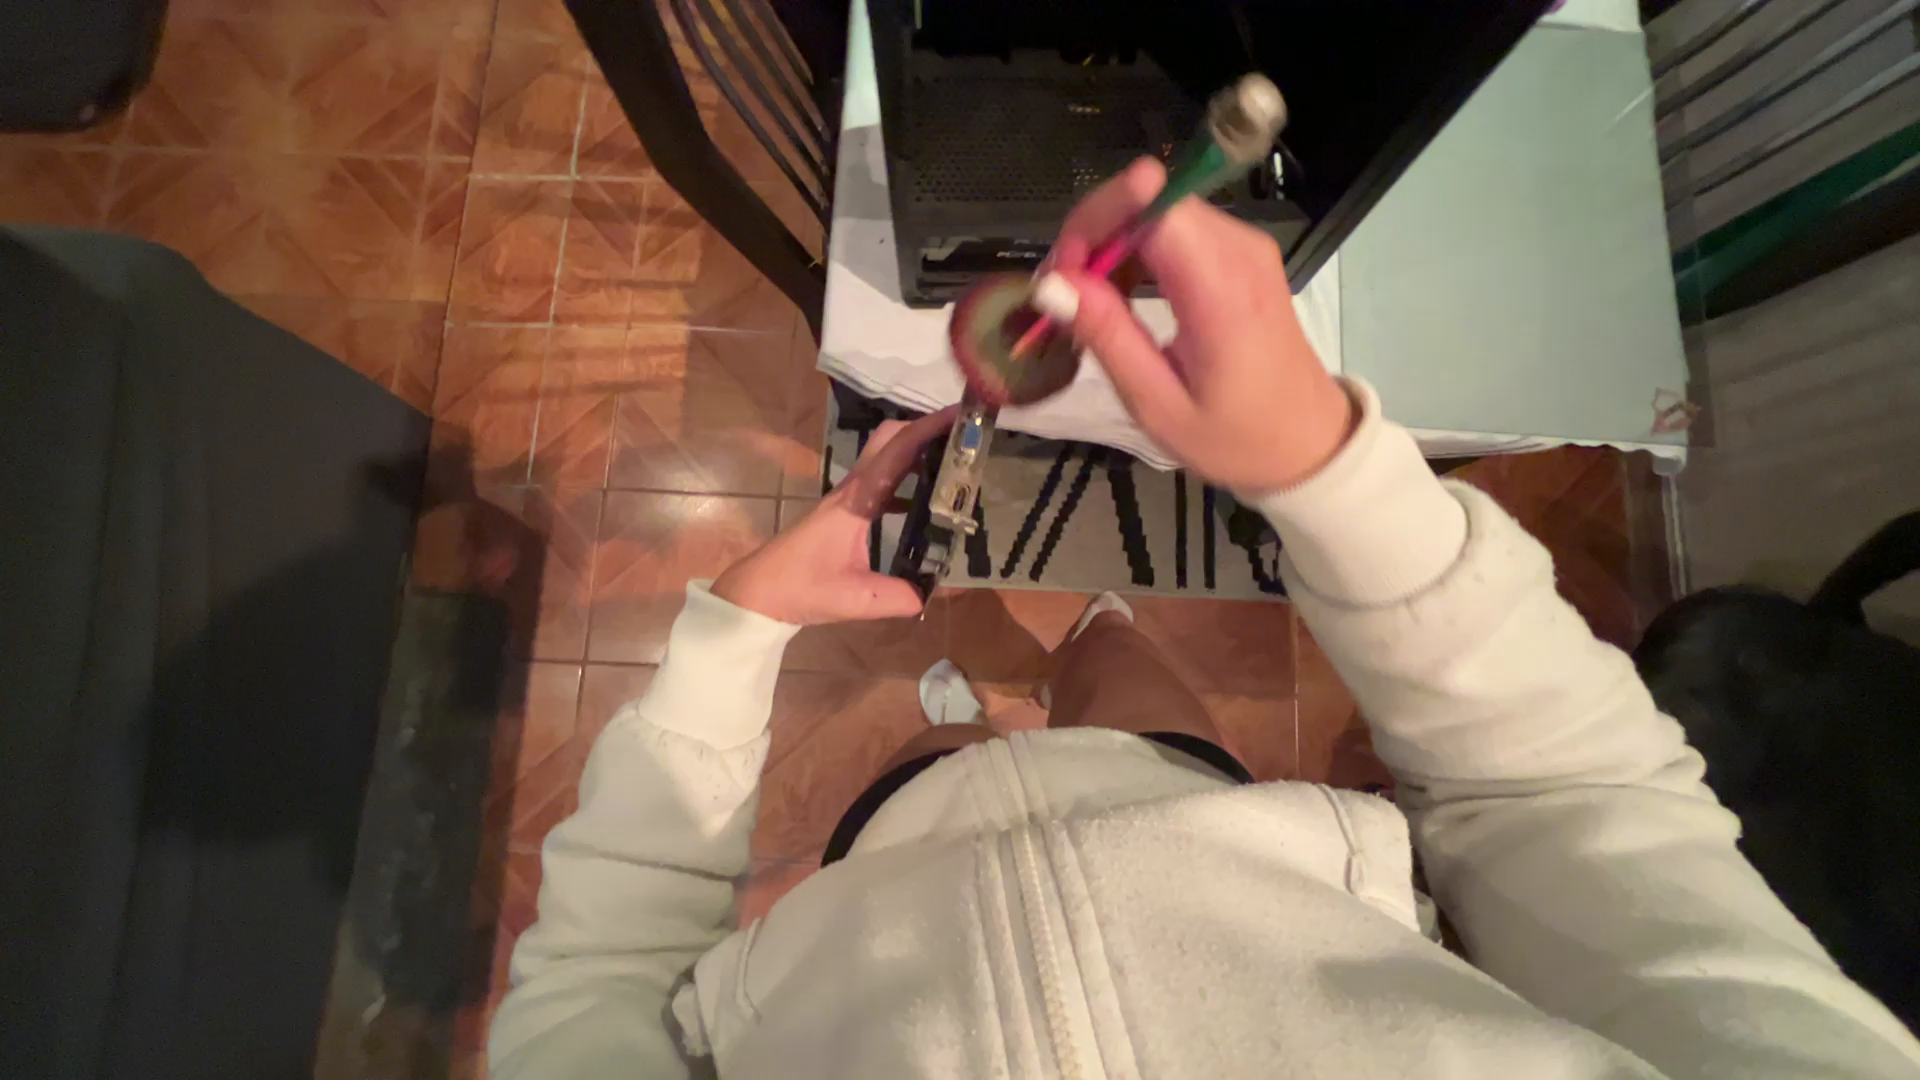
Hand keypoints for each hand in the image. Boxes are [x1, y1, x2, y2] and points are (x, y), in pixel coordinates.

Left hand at [712, 407, 957, 624]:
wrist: (759, 593)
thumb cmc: (801, 587)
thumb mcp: (855, 598)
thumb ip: (899, 597)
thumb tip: (934, 594)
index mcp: (857, 500)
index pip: (897, 450)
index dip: (928, 428)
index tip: (960, 415)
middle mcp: (854, 490)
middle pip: (889, 439)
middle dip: (925, 428)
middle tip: (963, 435)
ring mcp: (849, 498)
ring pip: (885, 458)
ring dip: (916, 450)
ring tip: (955, 460)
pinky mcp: (847, 512)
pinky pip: (882, 482)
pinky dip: (906, 478)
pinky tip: (929, 499)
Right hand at [1047, 157, 1356, 493]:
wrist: (1305, 444)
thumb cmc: (1233, 438)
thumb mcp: (1158, 403)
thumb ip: (1108, 337)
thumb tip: (1053, 284)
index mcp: (1220, 287)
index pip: (1151, 203)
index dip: (1096, 222)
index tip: (1062, 274)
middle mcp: (1238, 249)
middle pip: (1148, 202)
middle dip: (1093, 236)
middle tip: (1062, 295)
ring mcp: (1244, 247)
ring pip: (1156, 213)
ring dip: (1109, 246)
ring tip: (1084, 303)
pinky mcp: (1241, 256)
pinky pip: (1174, 232)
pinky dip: (1135, 255)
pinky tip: (1118, 297)